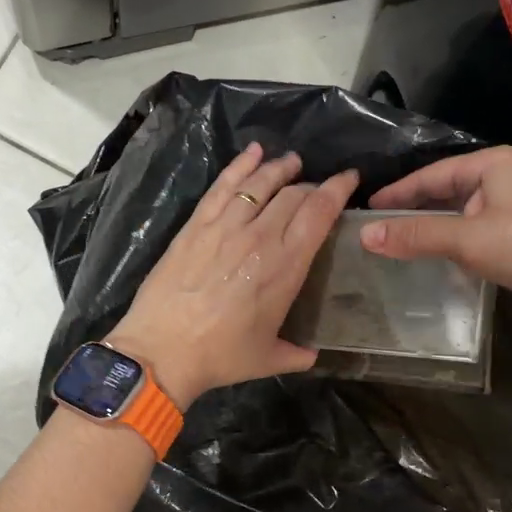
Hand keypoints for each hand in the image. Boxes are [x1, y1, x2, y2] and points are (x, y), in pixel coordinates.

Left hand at [108, 143, 360, 407]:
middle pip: (293, 194)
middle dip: (312, 185)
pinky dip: (240, 165)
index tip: (350, 179)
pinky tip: (253, 153)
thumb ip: (296, 353)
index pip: (319, 213)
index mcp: (286, 266)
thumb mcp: (268, 359)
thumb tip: (312, 354)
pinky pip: (223, 186)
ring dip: (279, 168)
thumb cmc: (220, 357)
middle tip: (317, 187)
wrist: (162, 350)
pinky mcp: (196, 225)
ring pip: (259, 183)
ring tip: (291, 162)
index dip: (338, 190)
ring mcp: (225, 227)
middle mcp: (259, 237)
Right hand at [359, 146, 511, 307]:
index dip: (397, 193)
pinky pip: (487, 227)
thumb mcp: (470, 240)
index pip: (430, 174)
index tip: (367, 210)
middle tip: (383, 230)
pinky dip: (463, 240)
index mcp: (491, 164)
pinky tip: (453, 259)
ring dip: (440, 227)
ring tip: (409, 245)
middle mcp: (508, 175)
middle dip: (417, 209)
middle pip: (449, 190)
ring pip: (469, 211)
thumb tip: (365, 235)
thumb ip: (417, 237)